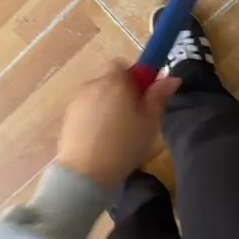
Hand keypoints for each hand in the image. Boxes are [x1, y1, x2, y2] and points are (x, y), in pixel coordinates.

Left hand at [55, 64, 180, 190]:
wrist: (85, 173)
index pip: (122, 65)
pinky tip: (100, 140)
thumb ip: (159, 96)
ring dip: (106, 106)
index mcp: (114, 82)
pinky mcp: (66, 118)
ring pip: (97, 96)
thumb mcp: (149, 122)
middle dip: (120, 93)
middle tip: (133, 118)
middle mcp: (92, 85)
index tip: (142, 97)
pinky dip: (93, 119)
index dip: (134, 77)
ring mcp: (76, 101)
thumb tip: (172, 77)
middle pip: (109, 81)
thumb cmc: (123, 146)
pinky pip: (85, 111)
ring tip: (115, 133)